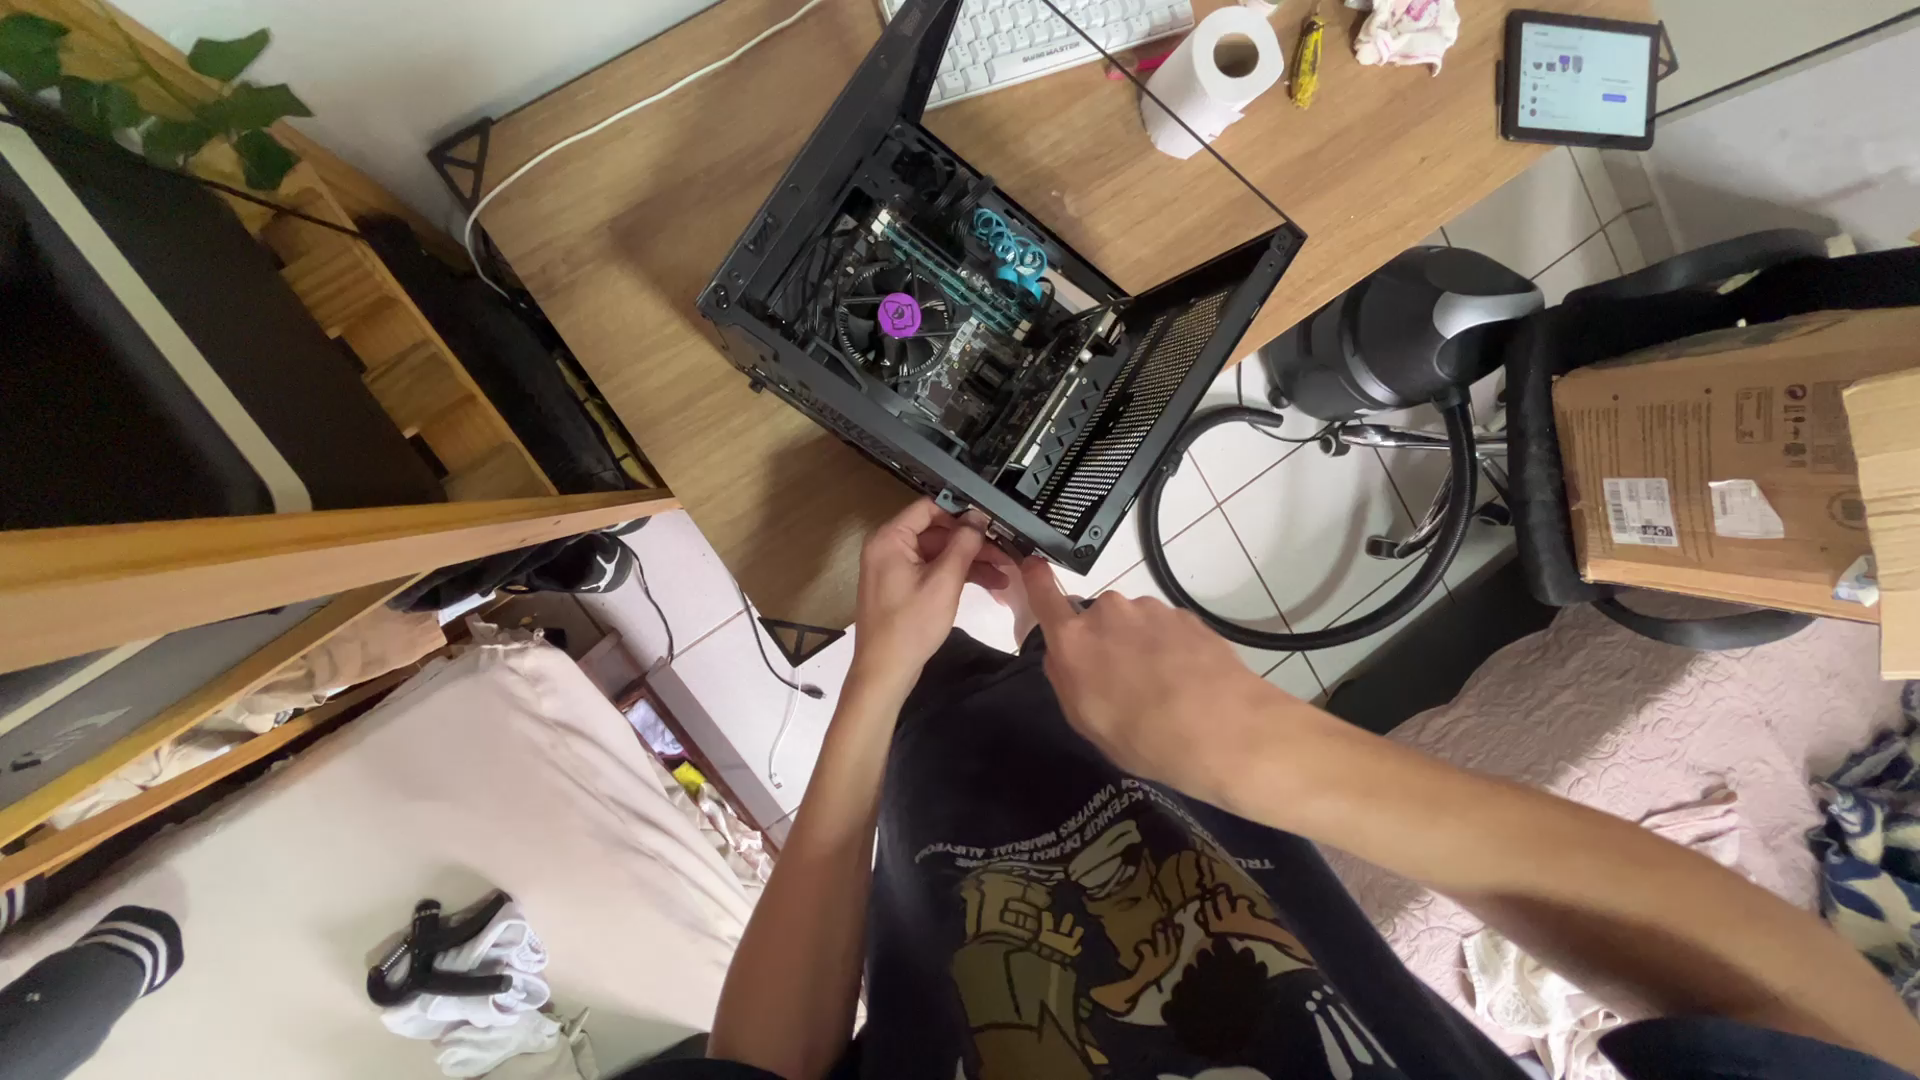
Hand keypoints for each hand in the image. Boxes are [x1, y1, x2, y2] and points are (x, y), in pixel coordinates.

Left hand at [850, 498, 1007, 692]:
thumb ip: (963, 544)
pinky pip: (932, 570)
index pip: (929, 507)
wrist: (886, 670)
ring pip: (939, 553)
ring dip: (970, 561)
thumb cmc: (910, 626)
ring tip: (1004, 573)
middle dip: (972, 542)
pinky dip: (956, 575)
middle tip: (1005, 552)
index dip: (962, 512)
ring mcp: (894, 568)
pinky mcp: (902, 586)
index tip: (991, 520)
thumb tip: (977, 517)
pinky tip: (988, 584)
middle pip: (937, 532)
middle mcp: (888, 547)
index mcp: (890, 539)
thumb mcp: (944, 581)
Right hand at [1020, 557, 1327, 809]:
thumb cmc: (1142, 737)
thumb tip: (1063, 657)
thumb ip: (1066, 680)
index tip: (1033, 564)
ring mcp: (1150, 610)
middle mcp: (1108, 612)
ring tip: (1163, 688)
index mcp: (1073, 640)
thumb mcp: (1086, 722)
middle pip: (1096, 619)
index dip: (1036, 579)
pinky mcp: (1186, 615)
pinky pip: (1166, 629)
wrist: (1224, 730)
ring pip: (1133, 623)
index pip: (1045, 596)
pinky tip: (1187, 681)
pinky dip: (1170, 648)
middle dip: (1104, 642)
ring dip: (1139, 646)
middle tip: (1123, 682)